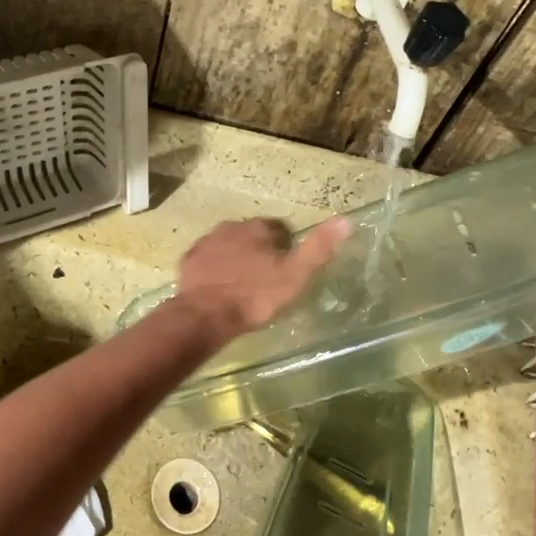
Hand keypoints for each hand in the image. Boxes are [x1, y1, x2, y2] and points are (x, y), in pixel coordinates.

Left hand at [172, 217, 350, 338]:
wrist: (206, 315)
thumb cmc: (256, 296)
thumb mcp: (295, 275)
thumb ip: (318, 248)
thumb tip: (345, 220)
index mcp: (259, 228)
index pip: (280, 229)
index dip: (285, 249)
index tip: (286, 270)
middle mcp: (232, 226)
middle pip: (253, 235)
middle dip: (259, 251)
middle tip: (265, 280)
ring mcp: (207, 241)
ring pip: (228, 245)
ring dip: (236, 258)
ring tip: (242, 286)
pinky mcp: (189, 259)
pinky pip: (207, 259)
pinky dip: (214, 268)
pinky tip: (219, 287)